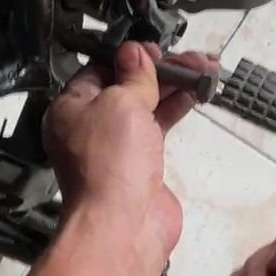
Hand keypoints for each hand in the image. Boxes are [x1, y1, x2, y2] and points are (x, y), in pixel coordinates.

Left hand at [43, 41, 213, 259]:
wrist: (124, 227)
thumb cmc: (111, 162)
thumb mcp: (122, 103)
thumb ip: (134, 76)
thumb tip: (136, 53)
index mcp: (70, 108)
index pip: (99, 68)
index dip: (130, 56)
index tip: (157, 48)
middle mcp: (89, 125)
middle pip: (126, 85)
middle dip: (161, 69)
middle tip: (192, 58)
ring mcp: (115, 146)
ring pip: (146, 104)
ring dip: (174, 86)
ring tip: (205, 70)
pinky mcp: (139, 163)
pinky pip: (157, 126)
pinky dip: (176, 108)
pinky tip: (197, 94)